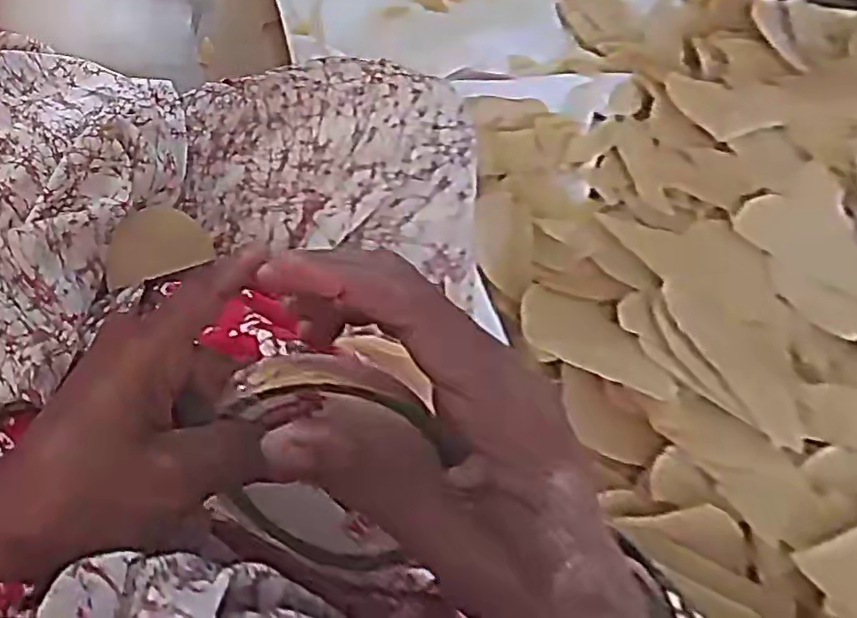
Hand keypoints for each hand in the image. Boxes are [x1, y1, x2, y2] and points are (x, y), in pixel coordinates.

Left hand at [0, 253, 269, 583]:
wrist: (18, 515)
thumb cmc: (93, 489)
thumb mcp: (175, 476)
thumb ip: (238, 448)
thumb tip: (297, 435)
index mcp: (148, 345)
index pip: (203, 295)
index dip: (238, 273)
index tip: (270, 252)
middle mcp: (135, 340)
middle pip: (207, 357)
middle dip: (235, 401)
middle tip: (261, 452)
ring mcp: (121, 362)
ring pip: (190, 381)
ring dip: (209, 422)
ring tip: (205, 474)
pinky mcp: (114, 385)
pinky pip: (167, 391)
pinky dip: (185, 423)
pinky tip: (181, 468)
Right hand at [256, 248, 645, 617]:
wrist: (593, 606)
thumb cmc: (536, 583)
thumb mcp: (457, 549)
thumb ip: (373, 484)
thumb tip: (278, 436)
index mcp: (497, 390)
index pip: (409, 303)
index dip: (336, 278)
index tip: (272, 272)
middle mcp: (492, 358)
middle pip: (401, 281)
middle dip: (326, 272)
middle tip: (264, 284)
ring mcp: (482, 361)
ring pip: (400, 290)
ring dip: (338, 287)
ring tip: (288, 313)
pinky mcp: (469, 372)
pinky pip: (403, 315)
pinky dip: (354, 310)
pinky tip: (326, 338)